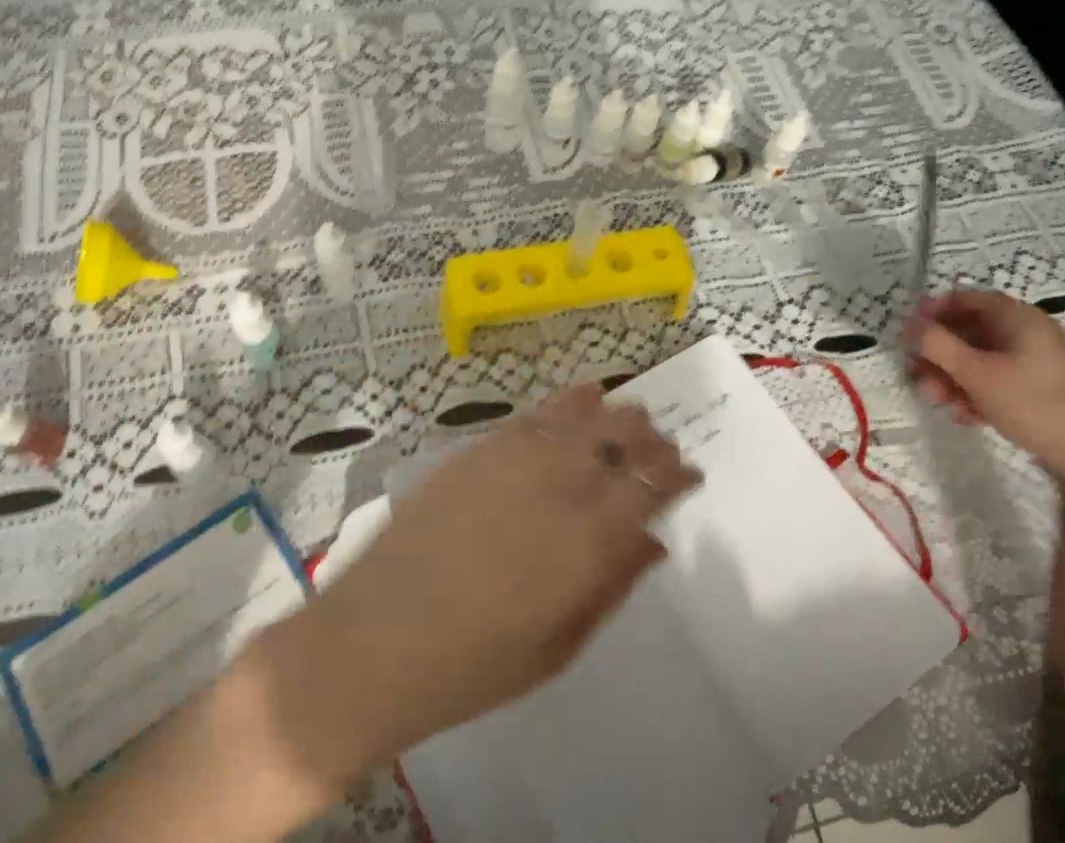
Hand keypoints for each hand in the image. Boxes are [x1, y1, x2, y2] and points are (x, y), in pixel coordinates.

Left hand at [258, 385, 702, 779]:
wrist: (375, 642)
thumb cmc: (475, 664)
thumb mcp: (560, 644)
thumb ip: (611, 584)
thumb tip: (651, 542)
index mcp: (588, 541)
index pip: (651, 487)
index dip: (676, 476)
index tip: (688, 476)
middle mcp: (558, 488)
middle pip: (621, 442)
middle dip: (650, 442)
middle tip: (661, 450)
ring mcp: (512, 462)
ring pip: (580, 419)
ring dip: (614, 415)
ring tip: (629, 417)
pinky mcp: (474, 453)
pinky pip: (533, 416)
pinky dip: (565, 403)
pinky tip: (580, 399)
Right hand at [905, 289, 1064, 479]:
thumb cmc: (1031, 402)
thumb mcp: (976, 373)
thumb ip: (937, 345)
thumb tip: (909, 323)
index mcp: (1018, 317)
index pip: (968, 299)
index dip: (934, 310)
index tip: (908, 331)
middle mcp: (1030, 333)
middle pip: (972, 332)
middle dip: (939, 353)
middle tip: (914, 374)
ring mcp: (1039, 362)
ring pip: (983, 360)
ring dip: (953, 378)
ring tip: (937, 402)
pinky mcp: (1043, 389)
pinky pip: (1000, 381)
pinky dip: (977, 393)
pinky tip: (966, 416)